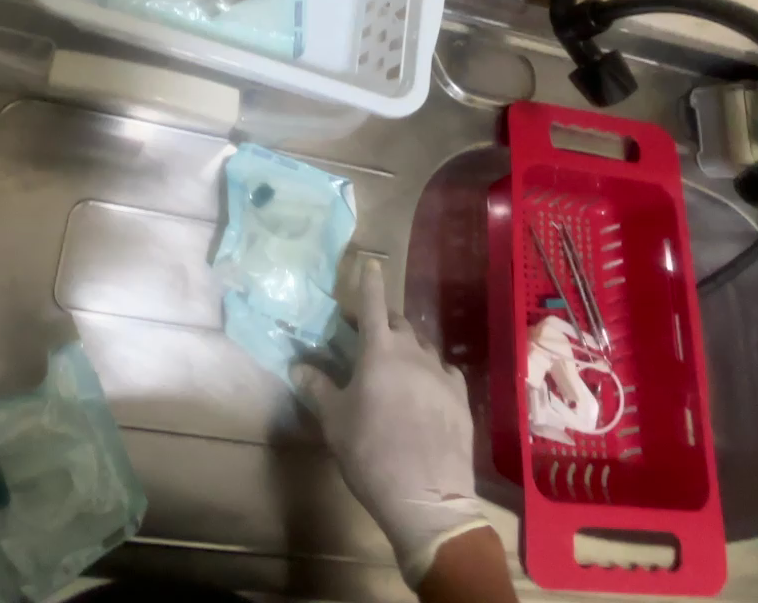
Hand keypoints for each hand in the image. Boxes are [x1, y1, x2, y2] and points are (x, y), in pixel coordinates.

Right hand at [294, 259, 490, 586]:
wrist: (426, 497)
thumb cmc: (370, 452)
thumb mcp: (334, 420)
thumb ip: (317, 387)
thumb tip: (296, 366)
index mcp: (380, 351)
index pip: (372, 304)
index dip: (369, 281)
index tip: (370, 261)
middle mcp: (414, 353)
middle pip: (399, 323)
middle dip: (384, 319)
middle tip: (368, 332)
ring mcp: (442, 375)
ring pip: (423, 347)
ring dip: (408, 346)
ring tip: (397, 364)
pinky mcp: (461, 398)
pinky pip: (445, 371)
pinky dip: (432, 371)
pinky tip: (426, 387)